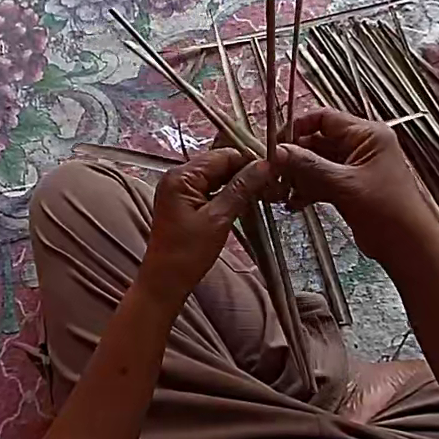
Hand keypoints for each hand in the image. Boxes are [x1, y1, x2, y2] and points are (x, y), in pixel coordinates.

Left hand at [138, 149, 278, 300]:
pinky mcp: (184, 203)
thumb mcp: (218, 219)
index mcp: (181, 176)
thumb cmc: (188, 253)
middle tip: (272, 184)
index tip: (273, 171)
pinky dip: (227, 194)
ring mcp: (179, 189)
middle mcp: (177, 177)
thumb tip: (264, 165)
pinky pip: (210, 190)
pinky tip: (246, 202)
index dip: (248, 161)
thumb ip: (240, 189)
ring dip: (238, 184)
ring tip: (263, 193)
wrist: (165, 282)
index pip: (221, 156)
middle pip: (219, 164)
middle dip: (244, 172)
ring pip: (216, 177)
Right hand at [273, 108, 438, 266]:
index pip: (324, 118)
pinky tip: (292, 203)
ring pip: (315, 163)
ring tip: (278, 190)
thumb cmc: (386, 209)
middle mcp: (360, 146)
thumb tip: (276, 152)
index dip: (297, 127)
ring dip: (296, 176)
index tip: (274, 143)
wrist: (408, 247)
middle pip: (316, 141)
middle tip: (271, 171)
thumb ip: (308, 166)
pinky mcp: (347, 188)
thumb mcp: (344, 184)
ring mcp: (353, 168)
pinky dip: (305, 190)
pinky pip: (319, 181)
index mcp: (366, 135)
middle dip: (293, 156)